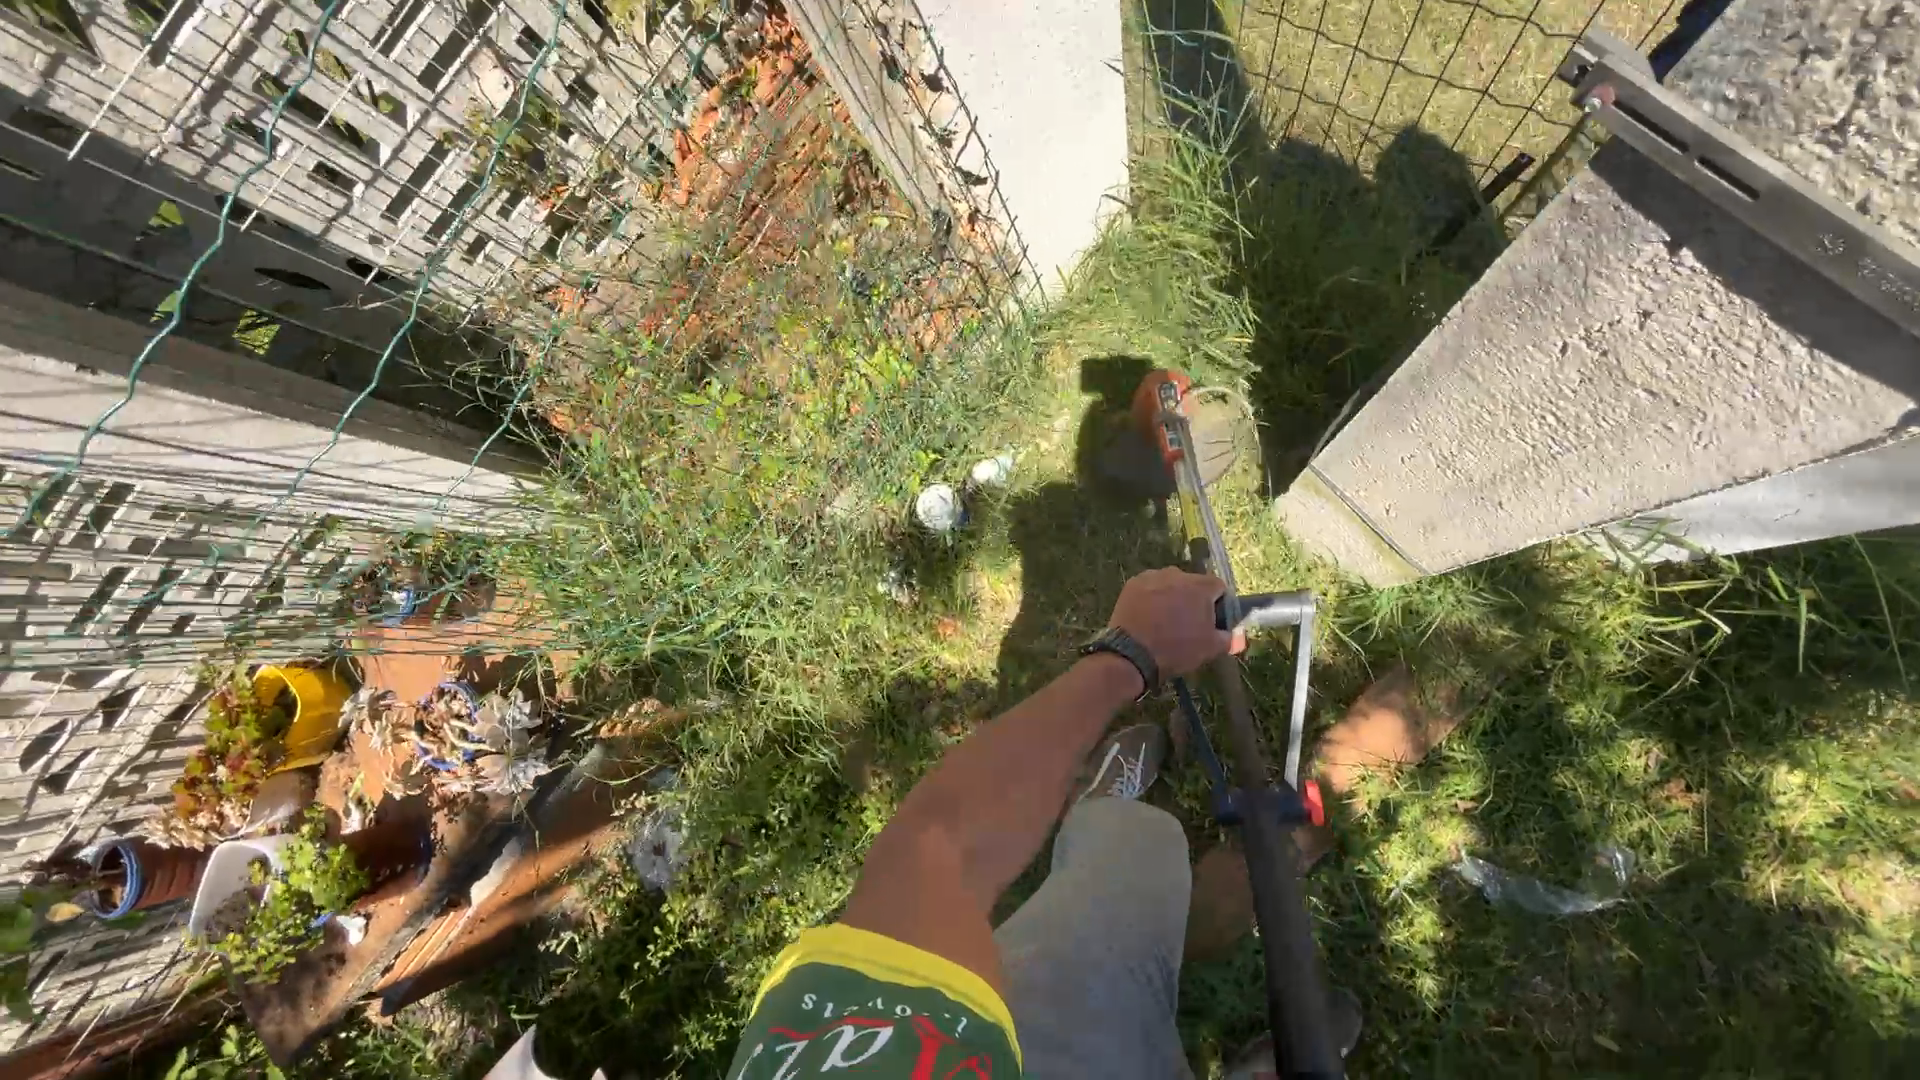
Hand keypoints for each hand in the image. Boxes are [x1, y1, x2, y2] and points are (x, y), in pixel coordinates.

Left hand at [1109, 567, 1231, 677]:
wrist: (1132, 654)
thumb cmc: (1177, 650)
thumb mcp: (1210, 648)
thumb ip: (1229, 637)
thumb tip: (1237, 635)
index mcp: (1201, 586)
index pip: (1218, 587)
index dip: (1218, 604)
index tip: (1211, 621)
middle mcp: (1177, 574)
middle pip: (1193, 583)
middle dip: (1193, 599)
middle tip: (1187, 623)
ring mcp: (1152, 576)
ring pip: (1170, 584)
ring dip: (1171, 597)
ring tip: (1164, 620)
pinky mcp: (1133, 583)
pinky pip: (1150, 587)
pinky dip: (1151, 598)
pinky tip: (1147, 616)